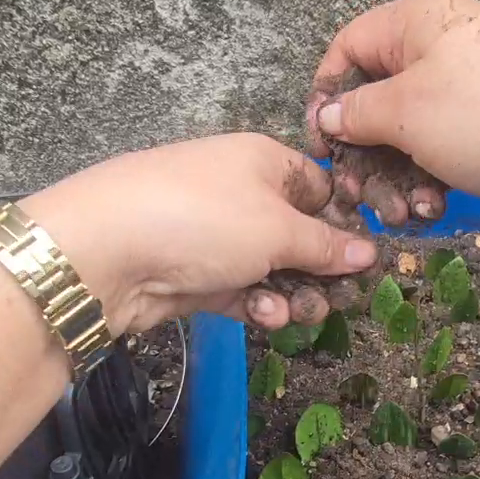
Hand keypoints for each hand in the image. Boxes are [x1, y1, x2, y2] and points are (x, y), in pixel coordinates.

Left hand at [18, 134, 376, 333]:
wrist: (109, 252)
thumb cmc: (205, 220)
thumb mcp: (278, 229)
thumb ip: (326, 245)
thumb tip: (370, 251)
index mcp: (266, 162)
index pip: (322, 190)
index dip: (346, 225)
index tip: (365, 260)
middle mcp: (244, 195)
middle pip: (302, 237)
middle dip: (321, 272)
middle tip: (336, 299)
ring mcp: (220, 237)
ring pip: (275, 271)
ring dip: (292, 295)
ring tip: (294, 312)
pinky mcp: (200, 275)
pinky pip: (245, 291)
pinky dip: (257, 305)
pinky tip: (262, 316)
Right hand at [305, 0, 479, 236]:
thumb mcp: (406, 110)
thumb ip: (357, 112)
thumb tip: (330, 116)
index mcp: (419, 21)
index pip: (350, 47)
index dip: (327, 94)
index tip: (320, 145)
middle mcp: (440, 53)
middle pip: (375, 103)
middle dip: (363, 155)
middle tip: (354, 197)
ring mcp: (464, 98)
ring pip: (404, 140)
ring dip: (394, 182)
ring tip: (402, 213)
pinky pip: (436, 159)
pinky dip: (428, 186)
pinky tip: (432, 210)